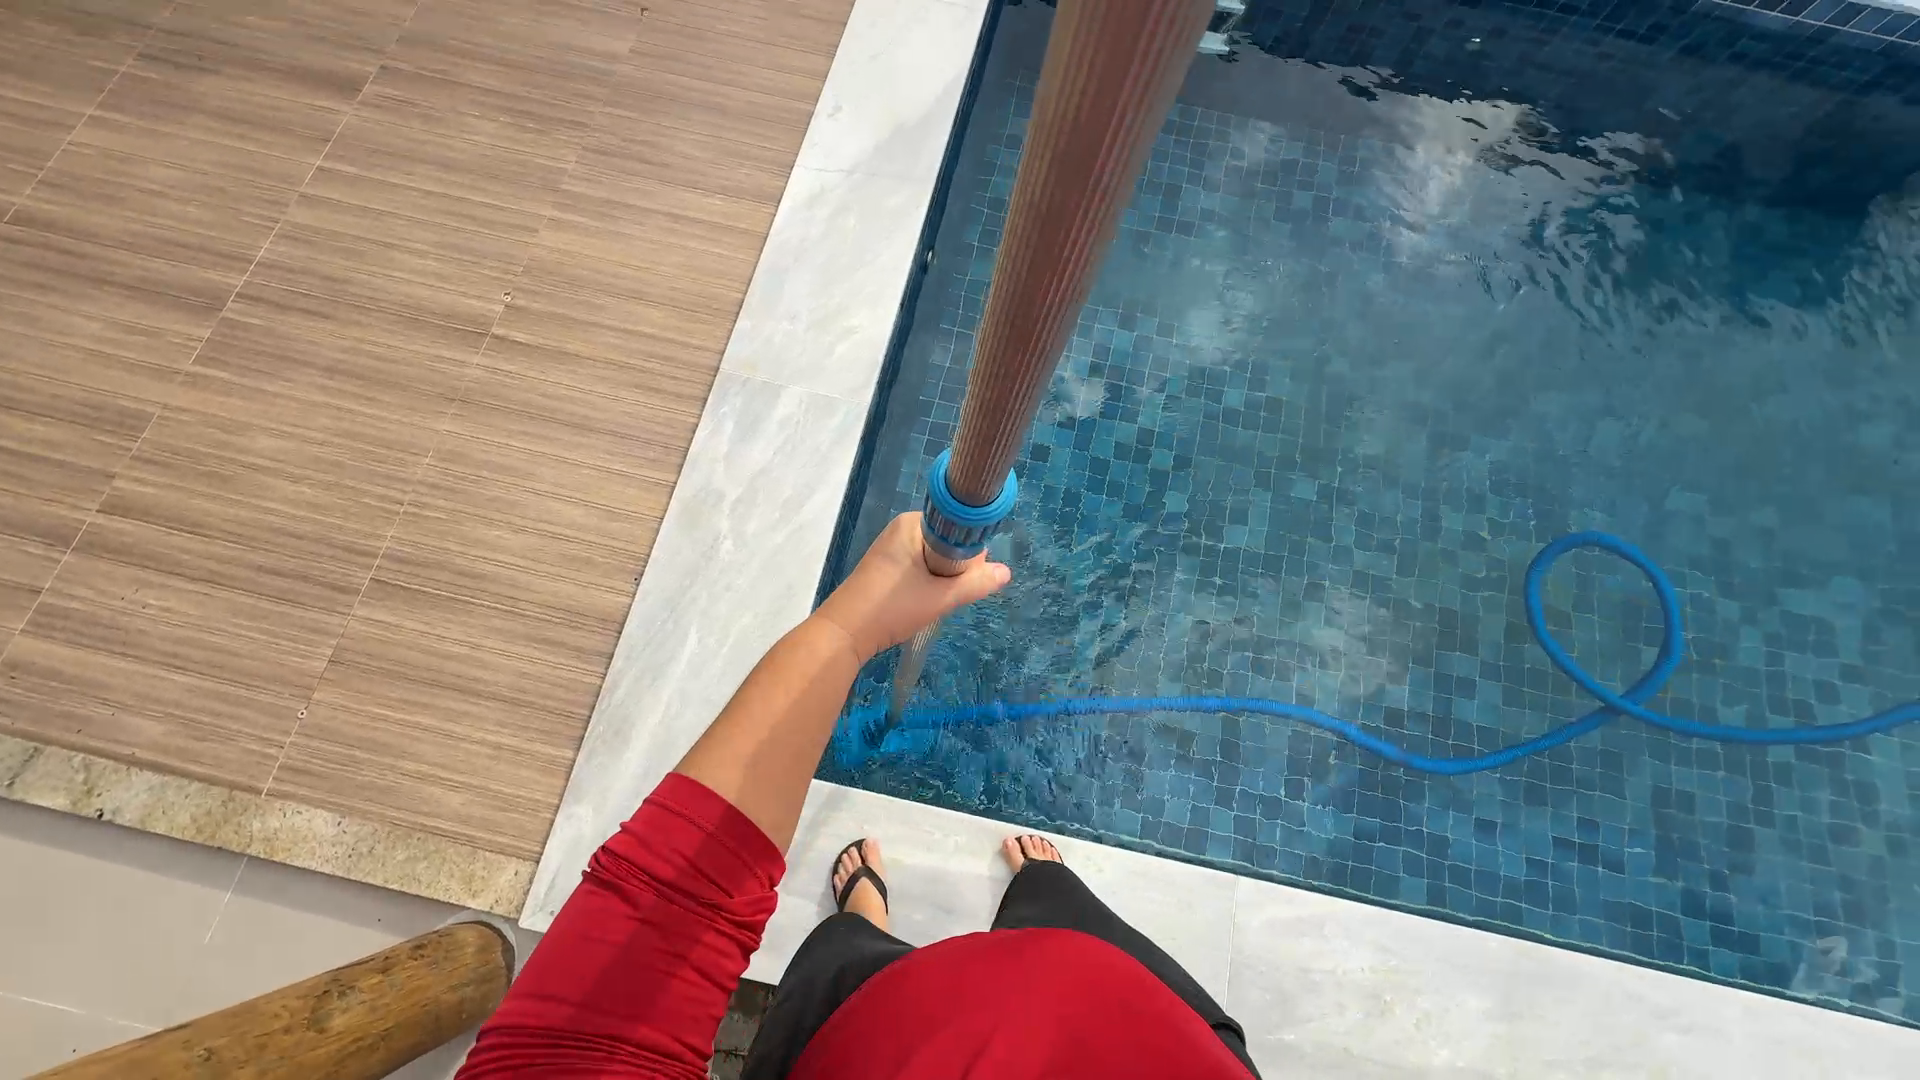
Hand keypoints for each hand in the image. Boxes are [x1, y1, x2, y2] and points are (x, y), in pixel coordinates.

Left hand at [812, 512, 1011, 661]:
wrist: (844, 633)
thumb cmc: (892, 607)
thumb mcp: (940, 597)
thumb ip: (976, 583)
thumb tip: (1006, 572)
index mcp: (913, 523)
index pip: (959, 527)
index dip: (971, 552)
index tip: (972, 577)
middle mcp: (902, 529)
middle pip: (948, 543)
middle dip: (956, 569)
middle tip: (948, 594)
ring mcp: (891, 548)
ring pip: (935, 558)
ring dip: (941, 579)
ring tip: (933, 601)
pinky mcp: (886, 567)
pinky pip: (920, 567)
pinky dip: (927, 584)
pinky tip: (921, 603)